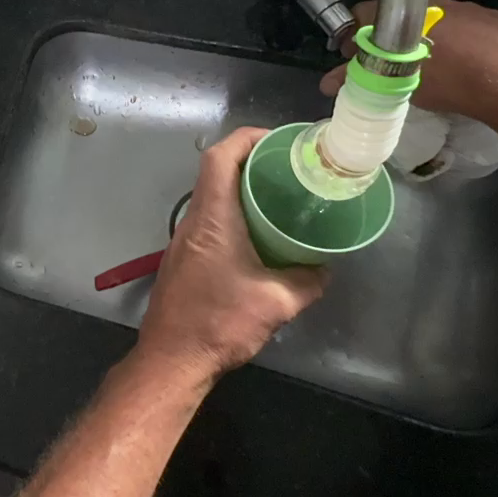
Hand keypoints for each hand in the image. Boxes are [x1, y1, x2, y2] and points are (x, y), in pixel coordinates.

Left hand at [136, 127, 325, 384]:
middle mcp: (194, 221)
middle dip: (250, 162)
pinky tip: (259, 235)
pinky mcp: (184, 258)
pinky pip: (210, 222)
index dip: (245, 139)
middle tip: (288, 168)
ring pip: (212, 199)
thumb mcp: (276, 303)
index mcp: (211, 218)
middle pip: (215, 173)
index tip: (276, 140)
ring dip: (241, 191)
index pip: (219, 158)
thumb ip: (306, 281)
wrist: (173, 357)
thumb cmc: (220, 322)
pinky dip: (234, 215)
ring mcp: (184, 240)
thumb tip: (324, 268)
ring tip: (280, 197)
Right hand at [319, 0, 497, 126]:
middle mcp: (436, 3)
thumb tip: (325, 84)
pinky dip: (464, 41)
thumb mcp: (400, 86)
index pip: (365, 11)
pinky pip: (471, 26)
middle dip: (393, 36)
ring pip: (438, 19)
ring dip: (430, 37)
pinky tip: (470, 64)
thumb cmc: (453, 83)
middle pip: (402, 15)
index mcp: (407, 16)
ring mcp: (471, 8)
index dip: (355, 33)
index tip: (355, 54)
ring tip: (435, 66)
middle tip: (393, 64)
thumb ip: (359, 80)